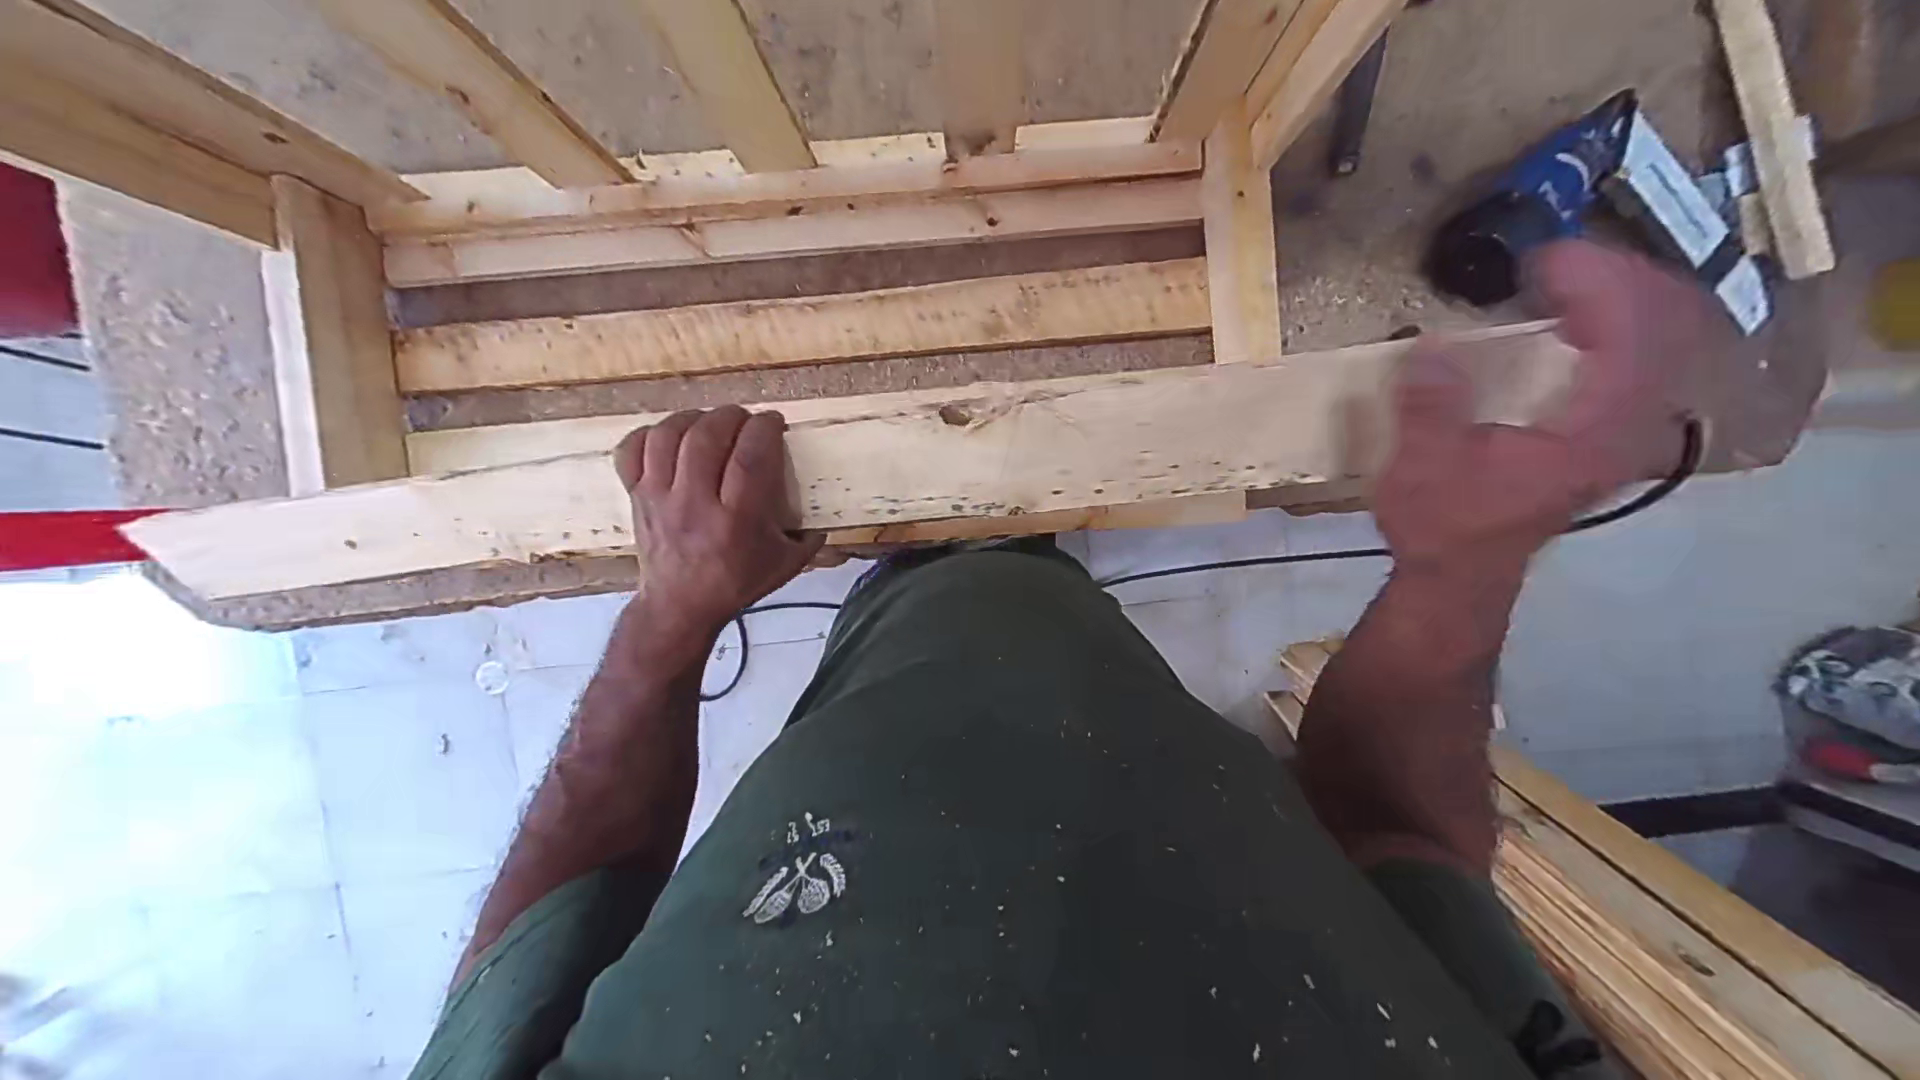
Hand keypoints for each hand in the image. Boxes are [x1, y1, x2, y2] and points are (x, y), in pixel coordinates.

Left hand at [615, 407, 823, 644]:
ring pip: (669, 436)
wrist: (681, 606)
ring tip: (711, 422)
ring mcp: (660, 498)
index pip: (750, 457)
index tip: (774, 422)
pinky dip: (651, 433)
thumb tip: (826, 512)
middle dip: (731, 416)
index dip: (764, 429)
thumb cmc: (737, 583)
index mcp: (737, 521)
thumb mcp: (786, 564)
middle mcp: (696, 505)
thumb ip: (810, 536)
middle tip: (746, 420)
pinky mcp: (637, 496)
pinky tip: (672, 436)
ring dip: (695, 418)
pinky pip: (632, 450)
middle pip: (708, 437)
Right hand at [1375, 240, 1713, 575]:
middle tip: (1555, 261)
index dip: (1596, 285)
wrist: (1458, 574)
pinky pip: (1636, 365)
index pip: (1630, 335)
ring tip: (1568, 281)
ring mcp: (1621, 433)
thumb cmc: (1444, 524)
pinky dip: (1613, 332)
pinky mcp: (1602, 438)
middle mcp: (1627, 427)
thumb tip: (1430, 344)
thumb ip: (1430, 404)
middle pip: (1664, 328)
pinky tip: (1575, 327)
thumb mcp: (1423, 466)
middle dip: (1616, 281)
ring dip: (1620, 302)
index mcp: (1594, 432)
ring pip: (1659, 345)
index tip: (1542, 260)